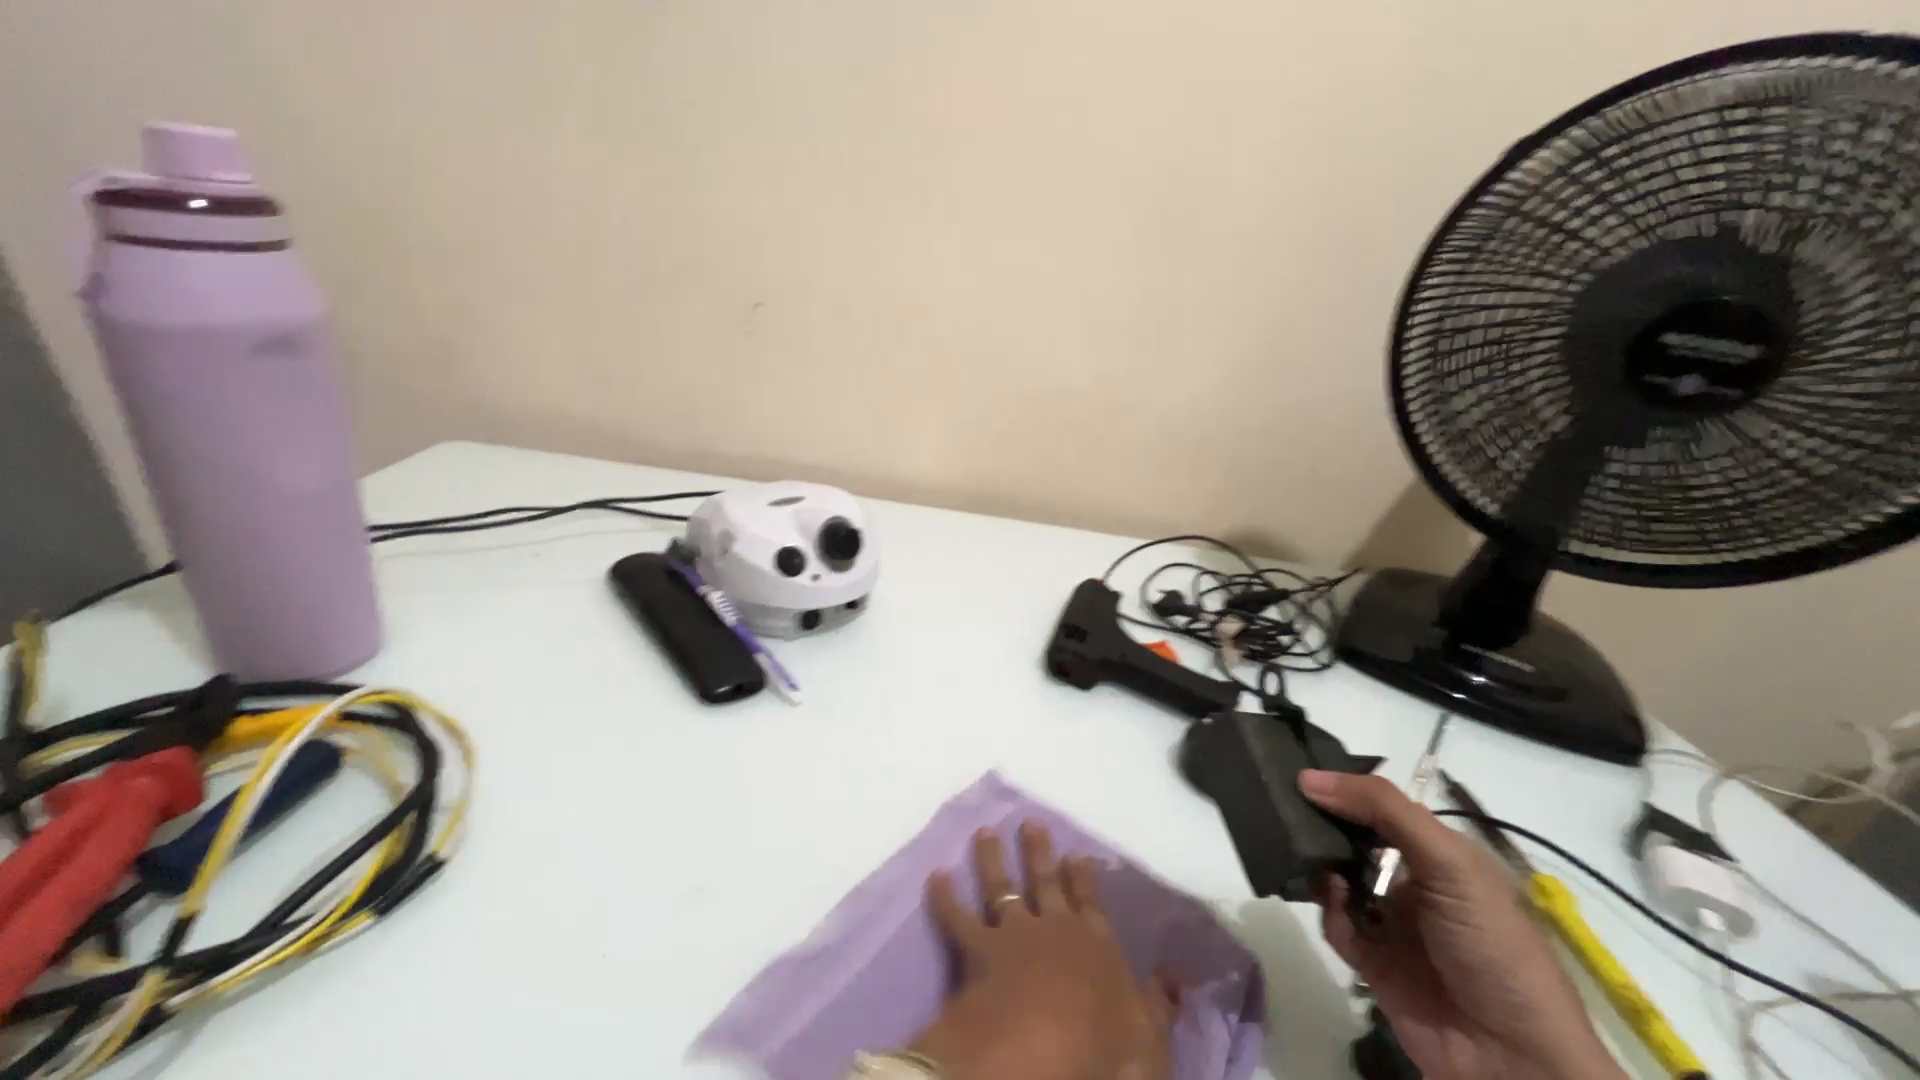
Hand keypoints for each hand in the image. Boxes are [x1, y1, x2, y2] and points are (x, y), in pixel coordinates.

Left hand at [907, 822, 1178, 1079]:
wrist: (1043, 1048)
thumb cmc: (1103, 1045)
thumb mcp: (1150, 1034)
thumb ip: (1158, 1004)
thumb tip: (1174, 980)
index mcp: (1096, 943)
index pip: (1090, 902)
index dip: (1082, 877)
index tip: (1075, 852)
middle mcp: (1055, 927)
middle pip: (1045, 882)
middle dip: (1037, 852)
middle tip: (1030, 823)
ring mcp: (1014, 932)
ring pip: (1002, 887)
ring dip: (993, 858)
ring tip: (985, 832)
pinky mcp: (978, 947)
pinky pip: (956, 916)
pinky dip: (944, 896)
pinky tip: (936, 875)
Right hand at [1299, 770, 1625, 1079]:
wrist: (1511, 1057)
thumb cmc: (1492, 946)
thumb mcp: (1450, 865)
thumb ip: (1384, 813)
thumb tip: (1310, 778)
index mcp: (1442, 855)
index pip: (1384, 808)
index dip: (1347, 790)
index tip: (1300, 776)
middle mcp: (1415, 883)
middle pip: (1356, 841)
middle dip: (1324, 826)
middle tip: (1282, 810)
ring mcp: (1393, 924)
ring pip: (1338, 881)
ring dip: (1319, 868)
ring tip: (1297, 855)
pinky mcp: (1373, 963)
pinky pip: (1336, 926)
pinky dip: (1328, 914)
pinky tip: (1334, 908)